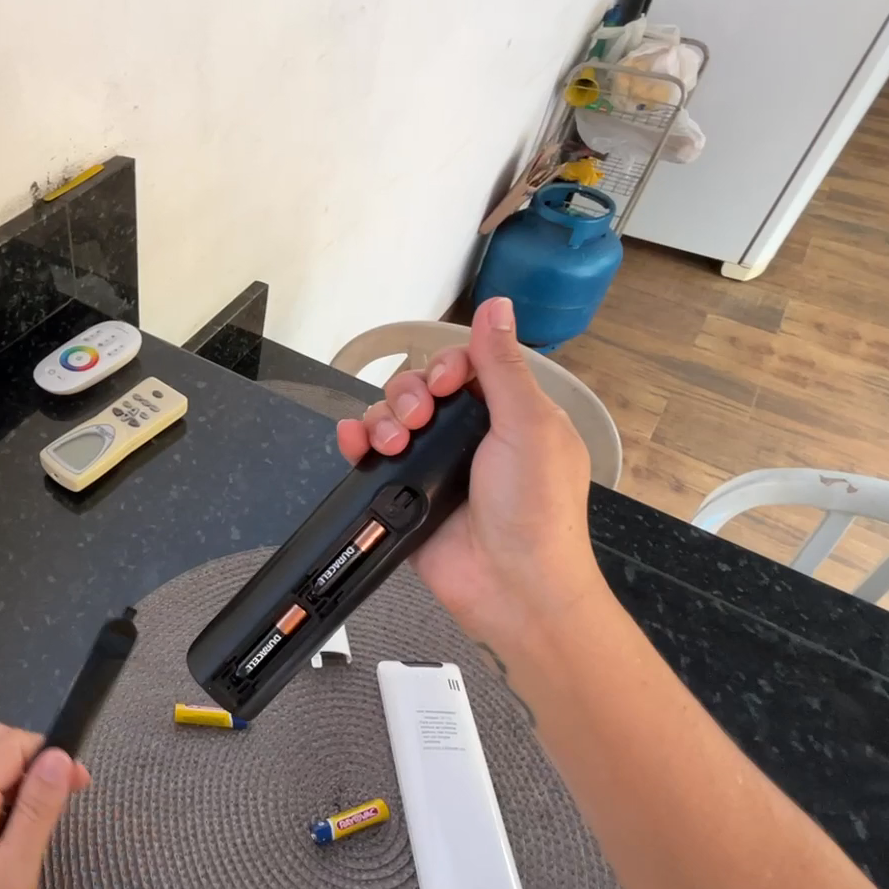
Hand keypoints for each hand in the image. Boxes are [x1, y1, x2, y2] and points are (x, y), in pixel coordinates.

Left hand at [0, 724, 92, 888]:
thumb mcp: (14, 879)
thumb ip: (37, 812)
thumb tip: (59, 754)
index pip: (8, 744)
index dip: (48, 752)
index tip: (81, 783)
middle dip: (34, 756)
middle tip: (68, 793)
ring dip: (20, 775)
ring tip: (48, 814)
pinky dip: (3, 796)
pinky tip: (19, 832)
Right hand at [336, 297, 605, 649]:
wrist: (508, 584)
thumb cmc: (534, 506)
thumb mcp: (529, 426)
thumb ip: (503, 367)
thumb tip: (497, 305)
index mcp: (505, 414)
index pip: (461, 369)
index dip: (444, 369)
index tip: (444, 387)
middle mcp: (464, 435)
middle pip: (417, 390)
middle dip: (408, 397)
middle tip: (418, 423)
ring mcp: (429, 464)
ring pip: (389, 418)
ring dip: (382, 420)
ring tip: (393, 445)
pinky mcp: (400, 491)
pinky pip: (368, 455)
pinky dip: (355, 442)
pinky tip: (354, 442)